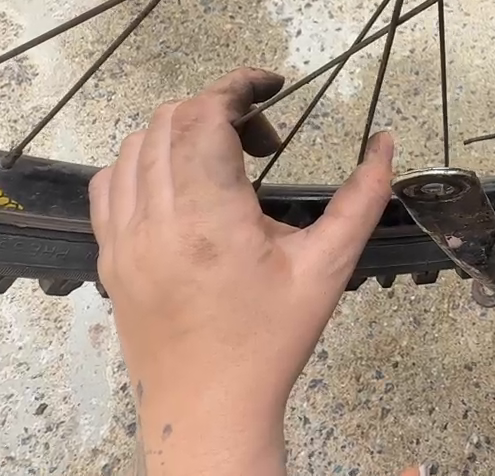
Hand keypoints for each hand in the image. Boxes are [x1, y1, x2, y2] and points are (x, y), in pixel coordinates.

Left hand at [89, 67, 395, 475]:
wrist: (208, 411)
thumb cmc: (273, 336)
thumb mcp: (330, 264)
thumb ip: (364, 196)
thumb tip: (385, 139)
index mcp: (207, 215)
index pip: (203, 116)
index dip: (238, 84)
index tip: (274, 83)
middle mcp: (154, 219)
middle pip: (170, 121)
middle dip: (220, 106)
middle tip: (266, 134)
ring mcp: (122, 240)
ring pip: (136, 146)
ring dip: (183, 130)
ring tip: (229, 156)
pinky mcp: (109, 258)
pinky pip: (111, 183)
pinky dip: (146, 159)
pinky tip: (183, 180)